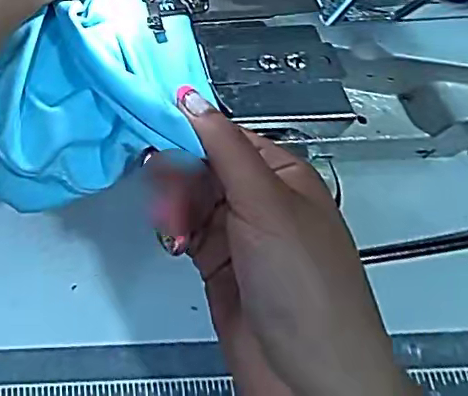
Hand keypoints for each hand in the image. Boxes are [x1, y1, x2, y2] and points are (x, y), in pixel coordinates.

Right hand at [149, 89, 415, 395]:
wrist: (311, 385)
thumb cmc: (312, 294)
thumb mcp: (265, 204)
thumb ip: (224, 147)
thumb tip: (193, 100)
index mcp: (281, 174)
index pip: (225, 134)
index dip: (189, 127)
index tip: (155, 119)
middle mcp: (259, 199)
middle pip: (202, 163)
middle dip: (178, 171)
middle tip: (163, 182)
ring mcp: (238, 233)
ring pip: (189, 195)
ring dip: (173, 202)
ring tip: (174, 221)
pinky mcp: (217, 263)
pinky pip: (184, 228)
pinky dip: (174, 228)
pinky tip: (176, 238)